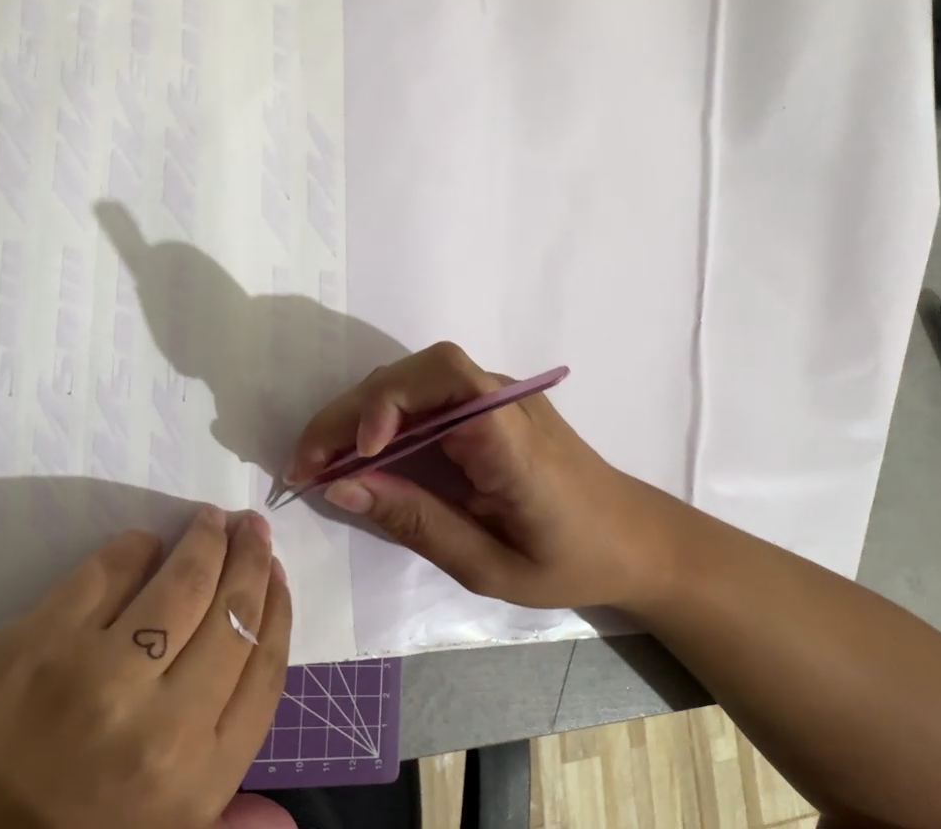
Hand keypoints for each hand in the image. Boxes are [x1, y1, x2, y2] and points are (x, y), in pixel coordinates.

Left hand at [0, 508, 290, 828]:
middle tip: (254, 530)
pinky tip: (144, 543)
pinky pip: (109, 569)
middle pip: (231, 619)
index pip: (262, 674)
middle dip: (250, 563)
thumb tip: (284, 817)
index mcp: (193, 784)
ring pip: (179, 584)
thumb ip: (217, 823)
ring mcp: (99, 674)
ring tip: (212, 521)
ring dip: (204, 542)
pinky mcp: (42, 635)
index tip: (275, 575)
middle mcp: (160, 727)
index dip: (276, 613)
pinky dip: (135, 547)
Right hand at [289, 342, 680, 610]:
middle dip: (347, 414)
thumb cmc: (571, 561)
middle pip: (409, 375)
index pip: (444, 377)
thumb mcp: (488, 565)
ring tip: (319, 462)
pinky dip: (378, 420)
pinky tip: (357, 455)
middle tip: (303, 466)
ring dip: (355, 415)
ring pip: (406, 381)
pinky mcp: (481, 405)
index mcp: (511, 436)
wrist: (637, 540)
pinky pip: (419, 398)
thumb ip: (415, 522)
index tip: (361, 453)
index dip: (389, 399)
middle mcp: (499, 398)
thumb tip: (338, 487)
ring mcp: (491, 395)